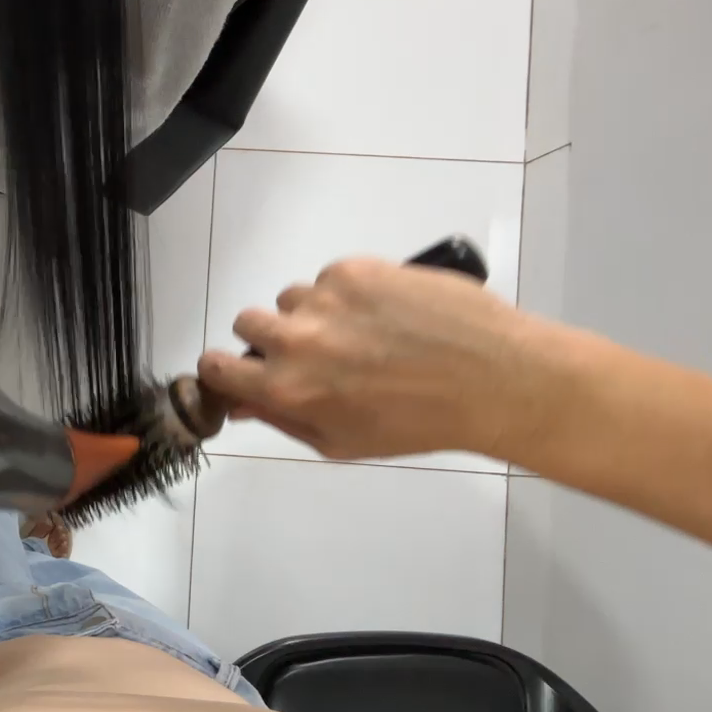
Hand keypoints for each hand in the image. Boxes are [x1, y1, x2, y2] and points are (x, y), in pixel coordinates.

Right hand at [197, 257, 572, 460]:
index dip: (223, 368)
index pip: (215, 365)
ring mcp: (323, 298)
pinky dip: (346, 293)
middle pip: (246, 322)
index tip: (242, 370)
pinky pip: (328, 278)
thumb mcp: (339, 442)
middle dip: (267, 336)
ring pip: (291, 298)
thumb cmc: (414, 425)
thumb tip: (242, 402)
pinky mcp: (355, 269)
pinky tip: (383, 312)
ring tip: (359, 330)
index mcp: (285, 388)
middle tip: (308, 349)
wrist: (496, 379)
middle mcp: (294, 339)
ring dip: (311, 313)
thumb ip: (281, 419)